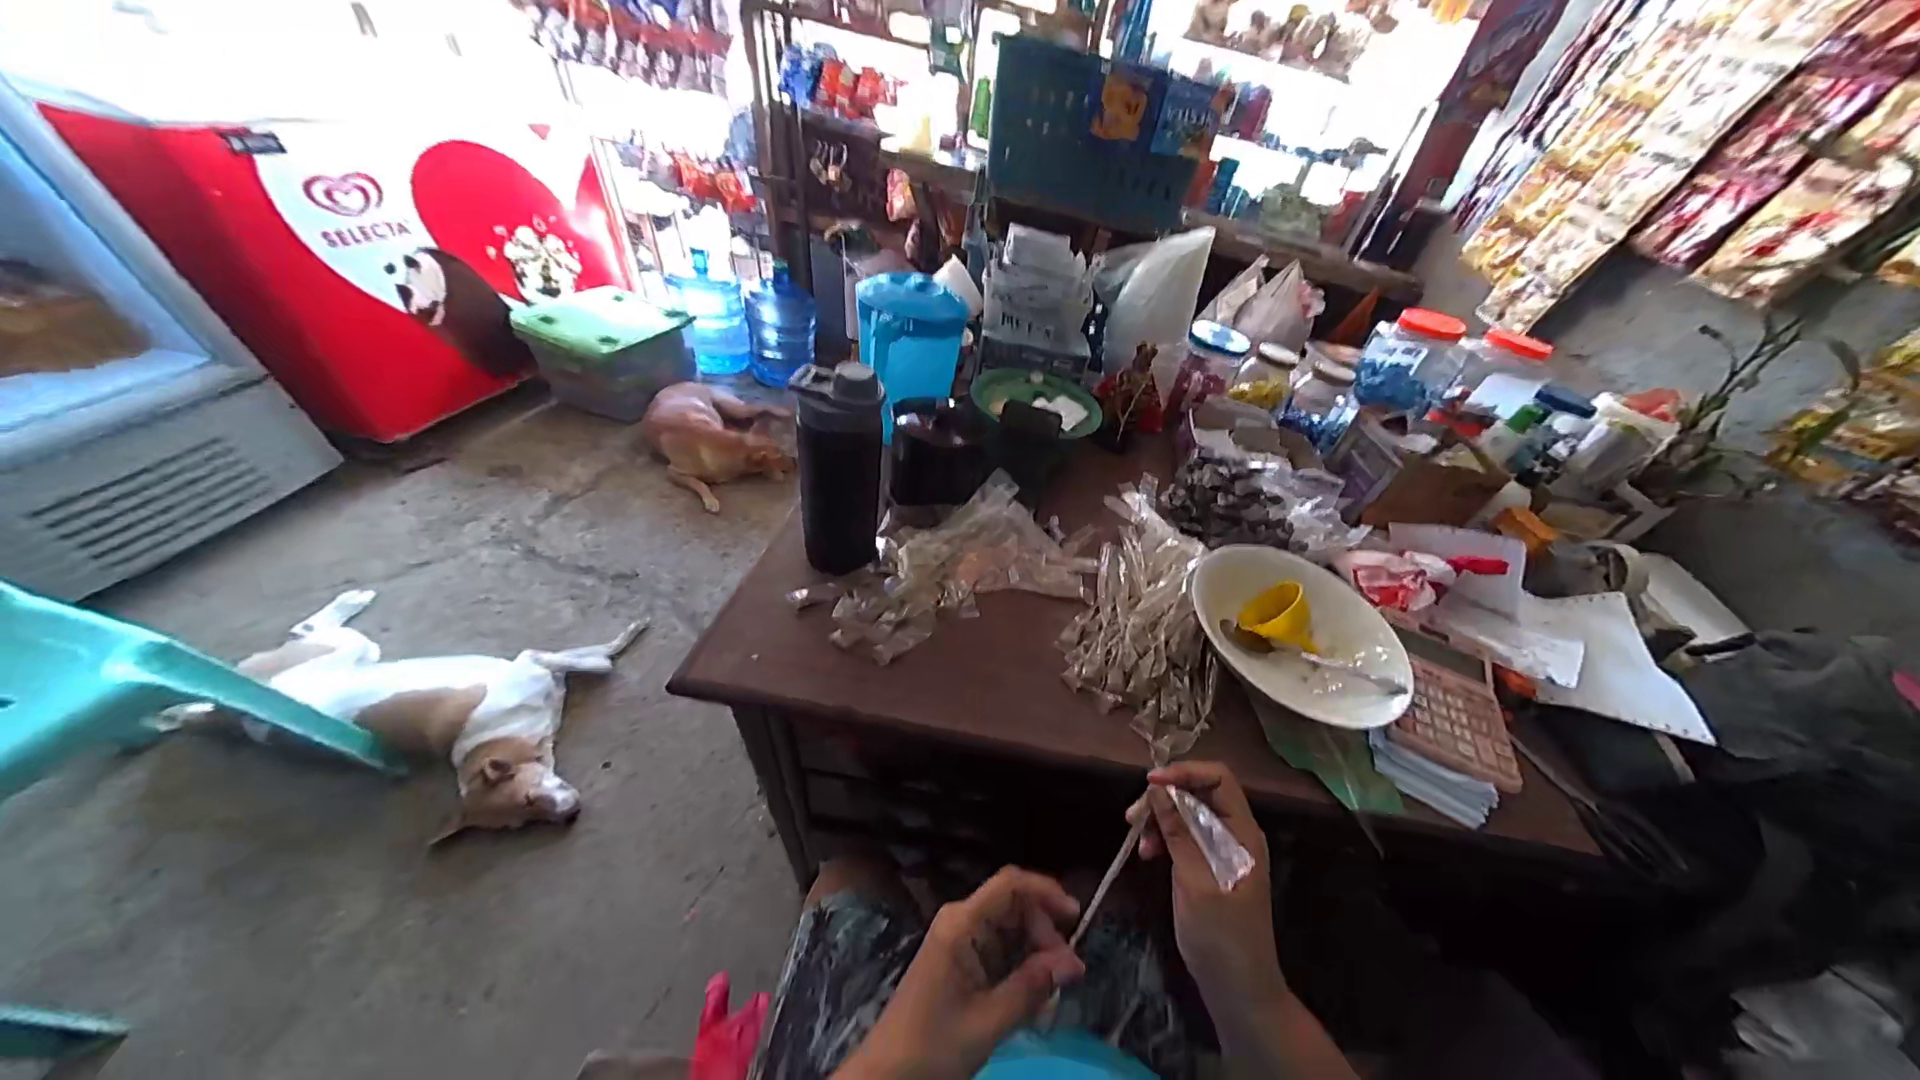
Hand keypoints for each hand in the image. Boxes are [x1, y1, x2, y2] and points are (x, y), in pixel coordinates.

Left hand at [834, 867, 1085, 1079]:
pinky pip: (1001, 953)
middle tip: (1066, 975)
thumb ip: (1031, 988)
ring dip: (1035, 955)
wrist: (886, 1077)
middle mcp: (961, 922)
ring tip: (1049, 996)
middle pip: (1015, 906)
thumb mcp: (988, 1022)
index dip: (1046, 891)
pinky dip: (1021, 971)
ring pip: (1012, 931)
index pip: (1010, 884)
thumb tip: (1075, 963)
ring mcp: (961, 941)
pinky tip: (1032, 1003)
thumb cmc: (932, 1047)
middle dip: (1045, 933)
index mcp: (961, 923)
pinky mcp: (962, 963)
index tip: (1077, 917)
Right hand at [1128, 762, 1284, 1011]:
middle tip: (1133, 815)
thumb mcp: (1196, 881)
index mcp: (1243, 833)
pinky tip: (1147, 853)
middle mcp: (1234, 833)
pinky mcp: (1206, 863)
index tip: (1150, 783)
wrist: (1237, 989)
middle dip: (1164, 796)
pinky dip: (1162, 836)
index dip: (1185, 772)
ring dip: (1159, 817)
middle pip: (1198, 792)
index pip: (1219, 778)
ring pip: (1186, 812)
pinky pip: (1182, 834)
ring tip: (1137, 840)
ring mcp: (1220, 848)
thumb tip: (1158, 788)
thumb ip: (1178, 832)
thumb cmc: (1221, 936)